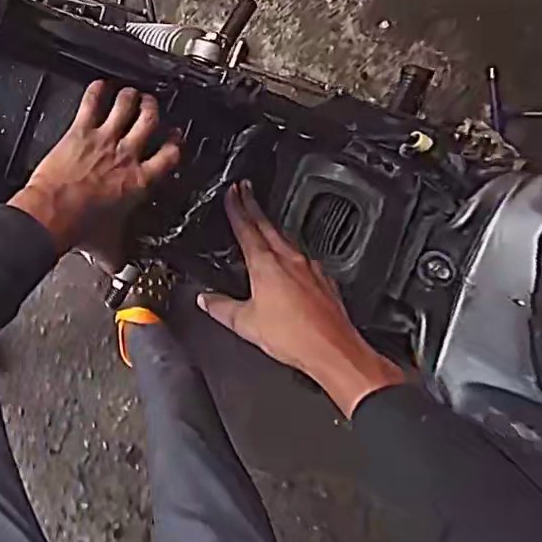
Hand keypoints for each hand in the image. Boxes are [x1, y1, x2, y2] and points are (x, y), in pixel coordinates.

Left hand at [9, 81, 181, 252]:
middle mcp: (126, 155)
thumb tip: (119, 267)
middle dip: (154, 109)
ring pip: (126, 105)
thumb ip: (119, 254)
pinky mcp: (81, 131)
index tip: (175, 138)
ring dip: (131, 96)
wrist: (53, 214)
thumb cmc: (80, 227)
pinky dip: (97, 90)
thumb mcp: (109, 246)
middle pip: (151, 120)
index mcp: (139, 181)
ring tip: (131, 92)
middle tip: (152, 106)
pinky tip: (100, 85)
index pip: (170, 155)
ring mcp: (104, 139)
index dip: (175, 143)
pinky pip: (92, 102)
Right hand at [200, 182, 404, 415]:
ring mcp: (309, 268)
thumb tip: (206, 299)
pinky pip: (304, 258)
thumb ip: (221, 307)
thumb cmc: (295, 337)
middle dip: (253, 204)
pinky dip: (292, 252)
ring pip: (285, 239)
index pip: (246, 227)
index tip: (231, 192)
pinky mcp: (324, 281)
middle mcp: (289, 259)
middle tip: (245, 189)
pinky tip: (293, 259)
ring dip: (271, 226)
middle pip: (266, 224)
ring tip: (263, 220)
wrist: (336, 352)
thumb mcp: (245, 323)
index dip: (236, 207)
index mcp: (265, 264)